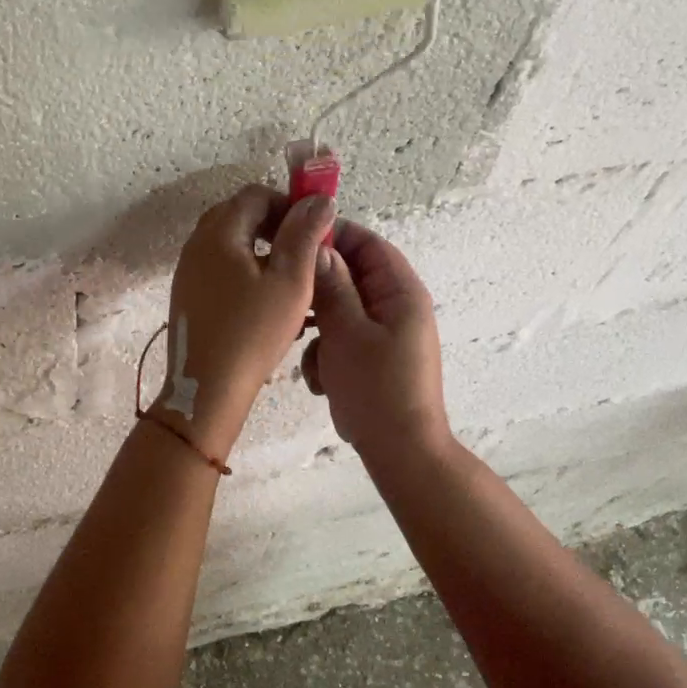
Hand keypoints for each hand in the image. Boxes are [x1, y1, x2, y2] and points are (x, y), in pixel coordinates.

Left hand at [155, 185, 335, 456]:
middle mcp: (196, 244)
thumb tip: (319, 199)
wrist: (207, 387)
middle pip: (238, 215)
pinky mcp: (188, 294)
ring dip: (261, 251)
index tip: (313, 230)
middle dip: (274, 226)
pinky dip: (246, 271)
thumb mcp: (290, 281)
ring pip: (230, 243)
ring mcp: (188, 269)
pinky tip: (267, 302)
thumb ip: (304, 234)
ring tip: (290, 280)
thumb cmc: (253, 332)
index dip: (287, 204)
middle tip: (304, 253)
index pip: (254, 195)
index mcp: (219, 233)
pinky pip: (220, 267)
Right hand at [302, 219, 452, 454]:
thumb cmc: (376, 387)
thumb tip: (317, 247)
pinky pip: (341, 339)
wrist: (400, 452)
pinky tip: (319, 379)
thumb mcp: (346, 331)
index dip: (331, 235)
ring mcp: (384, 334)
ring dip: (318, 326)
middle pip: (349, 276)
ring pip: (339, 309)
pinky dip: (326, 354)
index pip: (367, 243)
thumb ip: (331, 285)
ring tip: (302, 343)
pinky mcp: (371, 358)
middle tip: (286, 298)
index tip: (290, 240)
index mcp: (400, 291)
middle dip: (317, 289)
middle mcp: (395, 306)